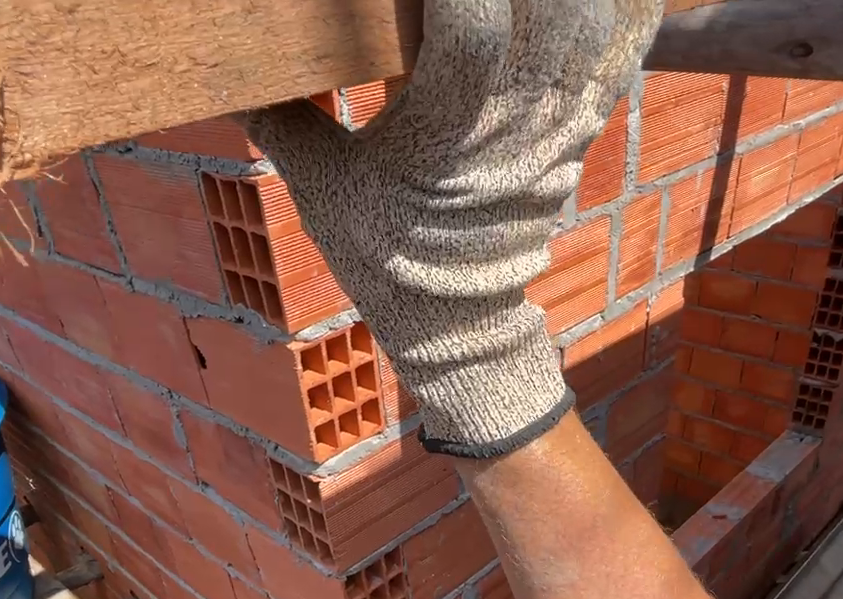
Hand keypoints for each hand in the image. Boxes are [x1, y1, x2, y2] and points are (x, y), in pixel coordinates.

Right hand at [245, 0, 662, 456]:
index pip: (471, 18)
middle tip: (449, 2)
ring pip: (591, 15)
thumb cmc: (387, 262)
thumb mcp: (326, 192)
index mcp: (449, 131)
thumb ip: (281, 119)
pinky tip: (562, 9)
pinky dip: (602, 12)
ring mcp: (560, 127)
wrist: (456, 323)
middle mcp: (517, 122)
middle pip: (550, 4)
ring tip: (503, 2)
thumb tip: (224, 71)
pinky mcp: (579, 133)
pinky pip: (617, 52)